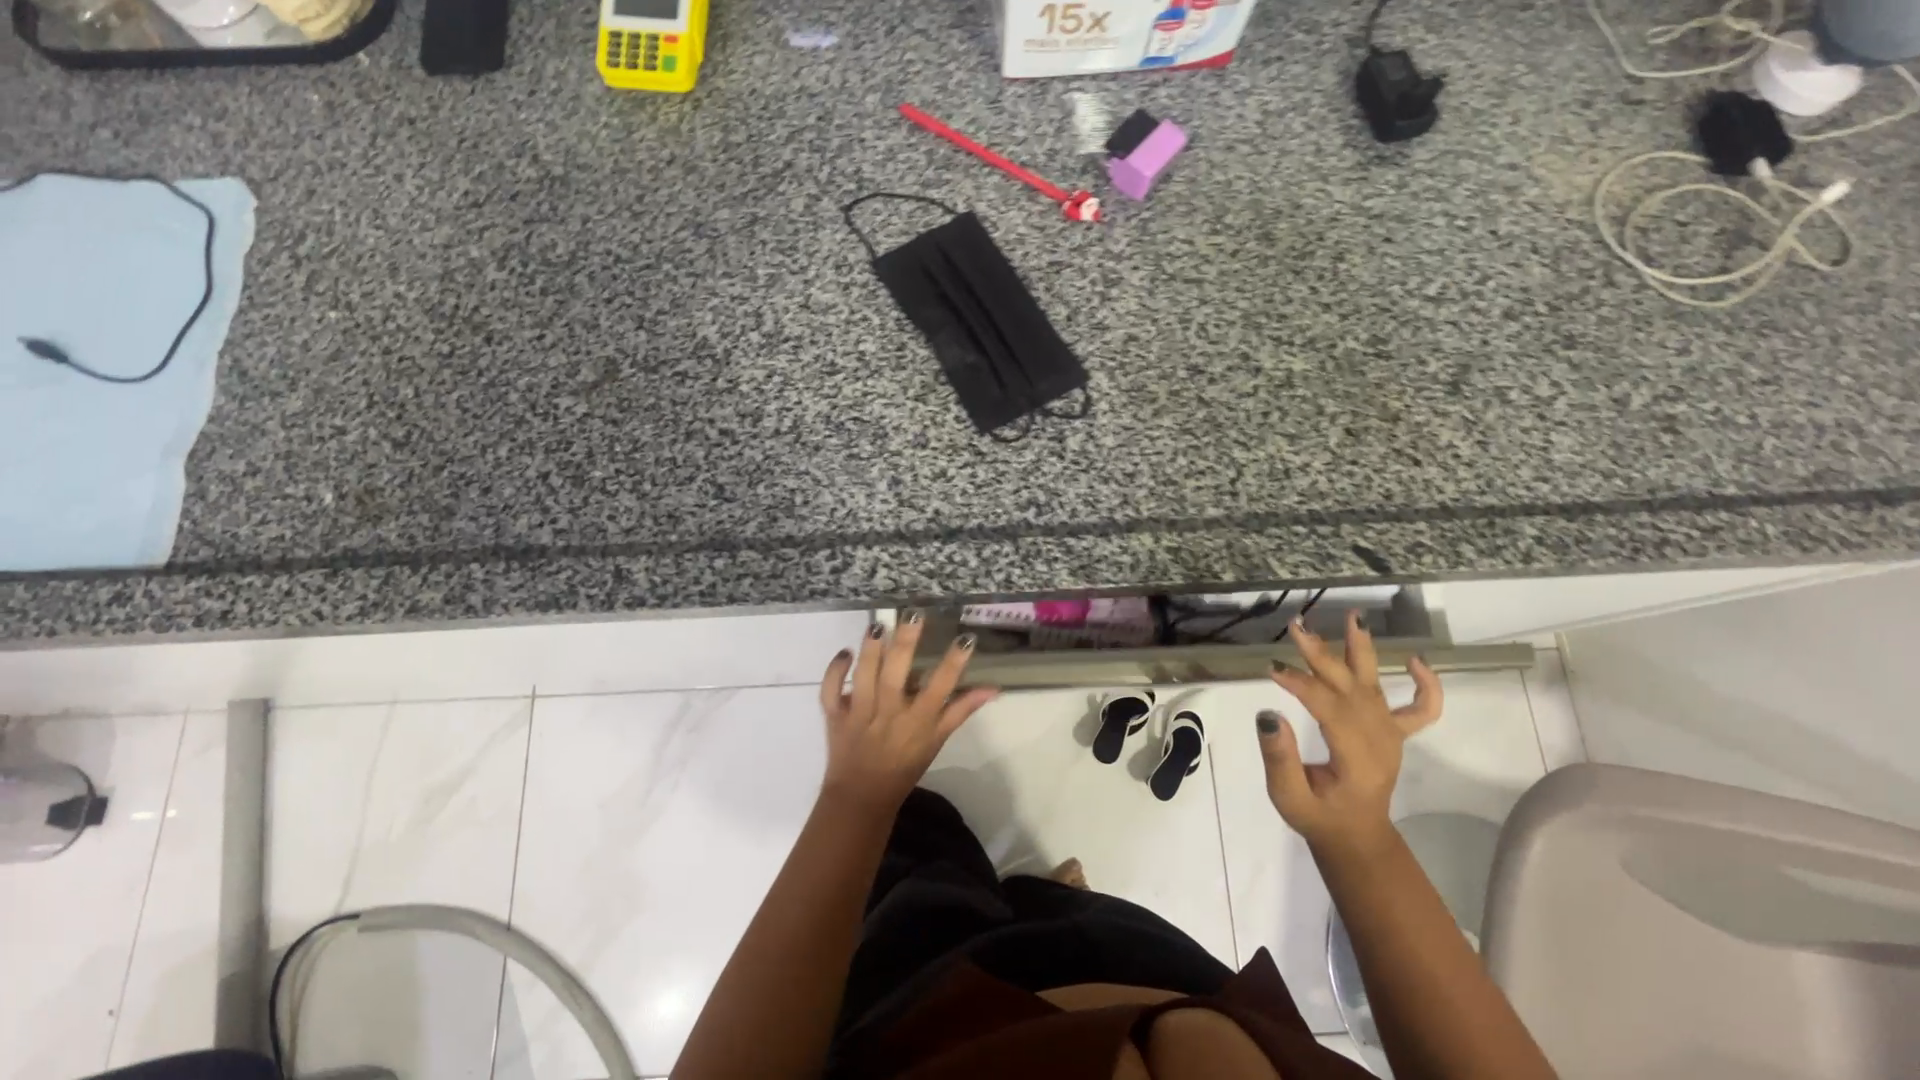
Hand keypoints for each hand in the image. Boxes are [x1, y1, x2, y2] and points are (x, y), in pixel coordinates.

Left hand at [817, 613, 998, 813]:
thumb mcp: (937, 741)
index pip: (941, 686)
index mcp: (918, 721)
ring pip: (864, 677)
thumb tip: (992, 688)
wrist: (863, 796)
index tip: (965, 638)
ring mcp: (860, 714)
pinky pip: (831, 691)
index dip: (954, 662)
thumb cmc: (905, 767)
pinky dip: (834, 671)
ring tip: (877, 626)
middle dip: (905, 643)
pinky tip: (845, 652)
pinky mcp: (836, 716)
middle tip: (913, 614)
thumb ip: (961, 710)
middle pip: (897, 674)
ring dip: (870, 650)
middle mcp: (889, 714)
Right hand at [1256, 609, 1442, 854]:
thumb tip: (1270, 715)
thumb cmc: (1318, 817)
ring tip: (1354, 616)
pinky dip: (1426, 685)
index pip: (1329, 707)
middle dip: (1321, 654)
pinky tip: (1415, 660)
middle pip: (1349, 687)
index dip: (1301, 684)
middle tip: (1297, 626)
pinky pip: (1422, 709)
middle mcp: (1379, 740)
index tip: (1272, 668)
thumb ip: (1280, 758)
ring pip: (1376, 685)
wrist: (1356, 837)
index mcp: (1356, 757)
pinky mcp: (1395, 734)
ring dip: (1363, 649)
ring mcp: (1390, 735)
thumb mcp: (1288, 796)